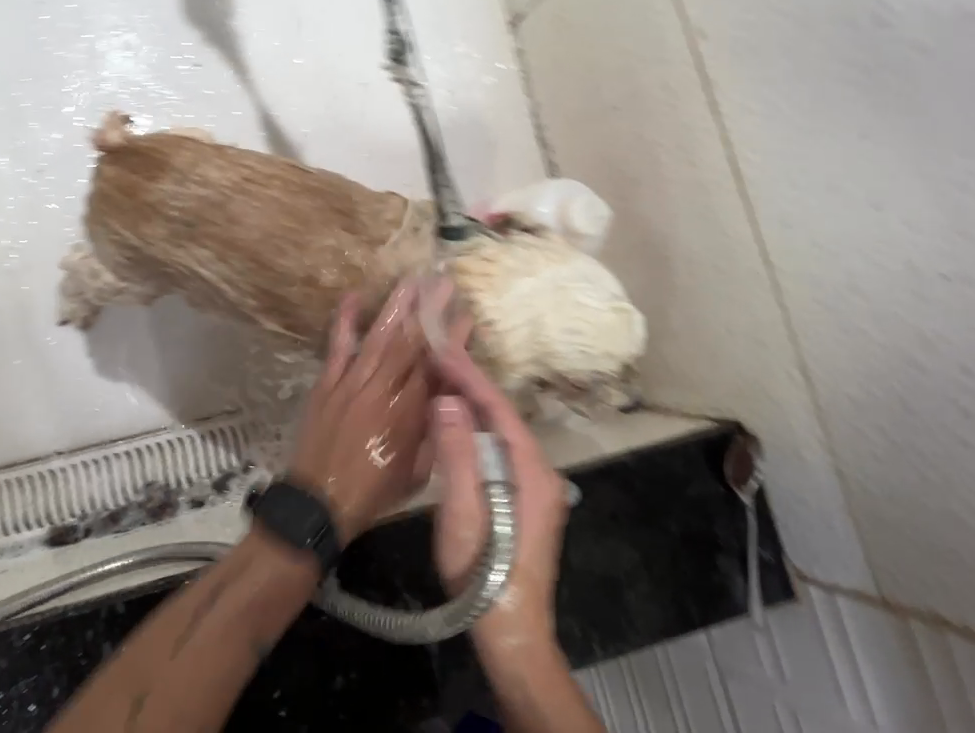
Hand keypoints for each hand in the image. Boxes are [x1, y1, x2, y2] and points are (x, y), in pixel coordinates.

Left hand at [285, 283, 434, 544]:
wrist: (319, 501)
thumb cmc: (375, 492)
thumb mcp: (420, 470)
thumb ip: (435, 431)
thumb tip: (450, 398)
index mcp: (409, 417)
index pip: (435, 369)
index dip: (451, 340)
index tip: (465, 315)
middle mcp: (382, 393)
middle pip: (409, 344)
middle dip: (428, 311)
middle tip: (443, 282)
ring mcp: (351, 385)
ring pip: (378, 338)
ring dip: (395, 307)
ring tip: (412, 281)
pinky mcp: (326, 384)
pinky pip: (337, 347)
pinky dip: (345, 321)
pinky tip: (353, 296)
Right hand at [425, 283, 570, 657]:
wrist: (509, 629)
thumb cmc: (483, 572)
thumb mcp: (463, 511)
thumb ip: (458, 454)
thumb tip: (447, 400)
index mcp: (532, 471)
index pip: (498, 408)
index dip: (468, 375)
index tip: (440, 346)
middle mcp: (541, 473)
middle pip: (502, 416)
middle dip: (468, 384)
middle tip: (433, 355)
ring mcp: (534, 489)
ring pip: (500, 433)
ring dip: (469, 406)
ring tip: (437, 380)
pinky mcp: (523, 502)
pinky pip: (498, 451)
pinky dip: (474, 431)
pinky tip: (451, 426)